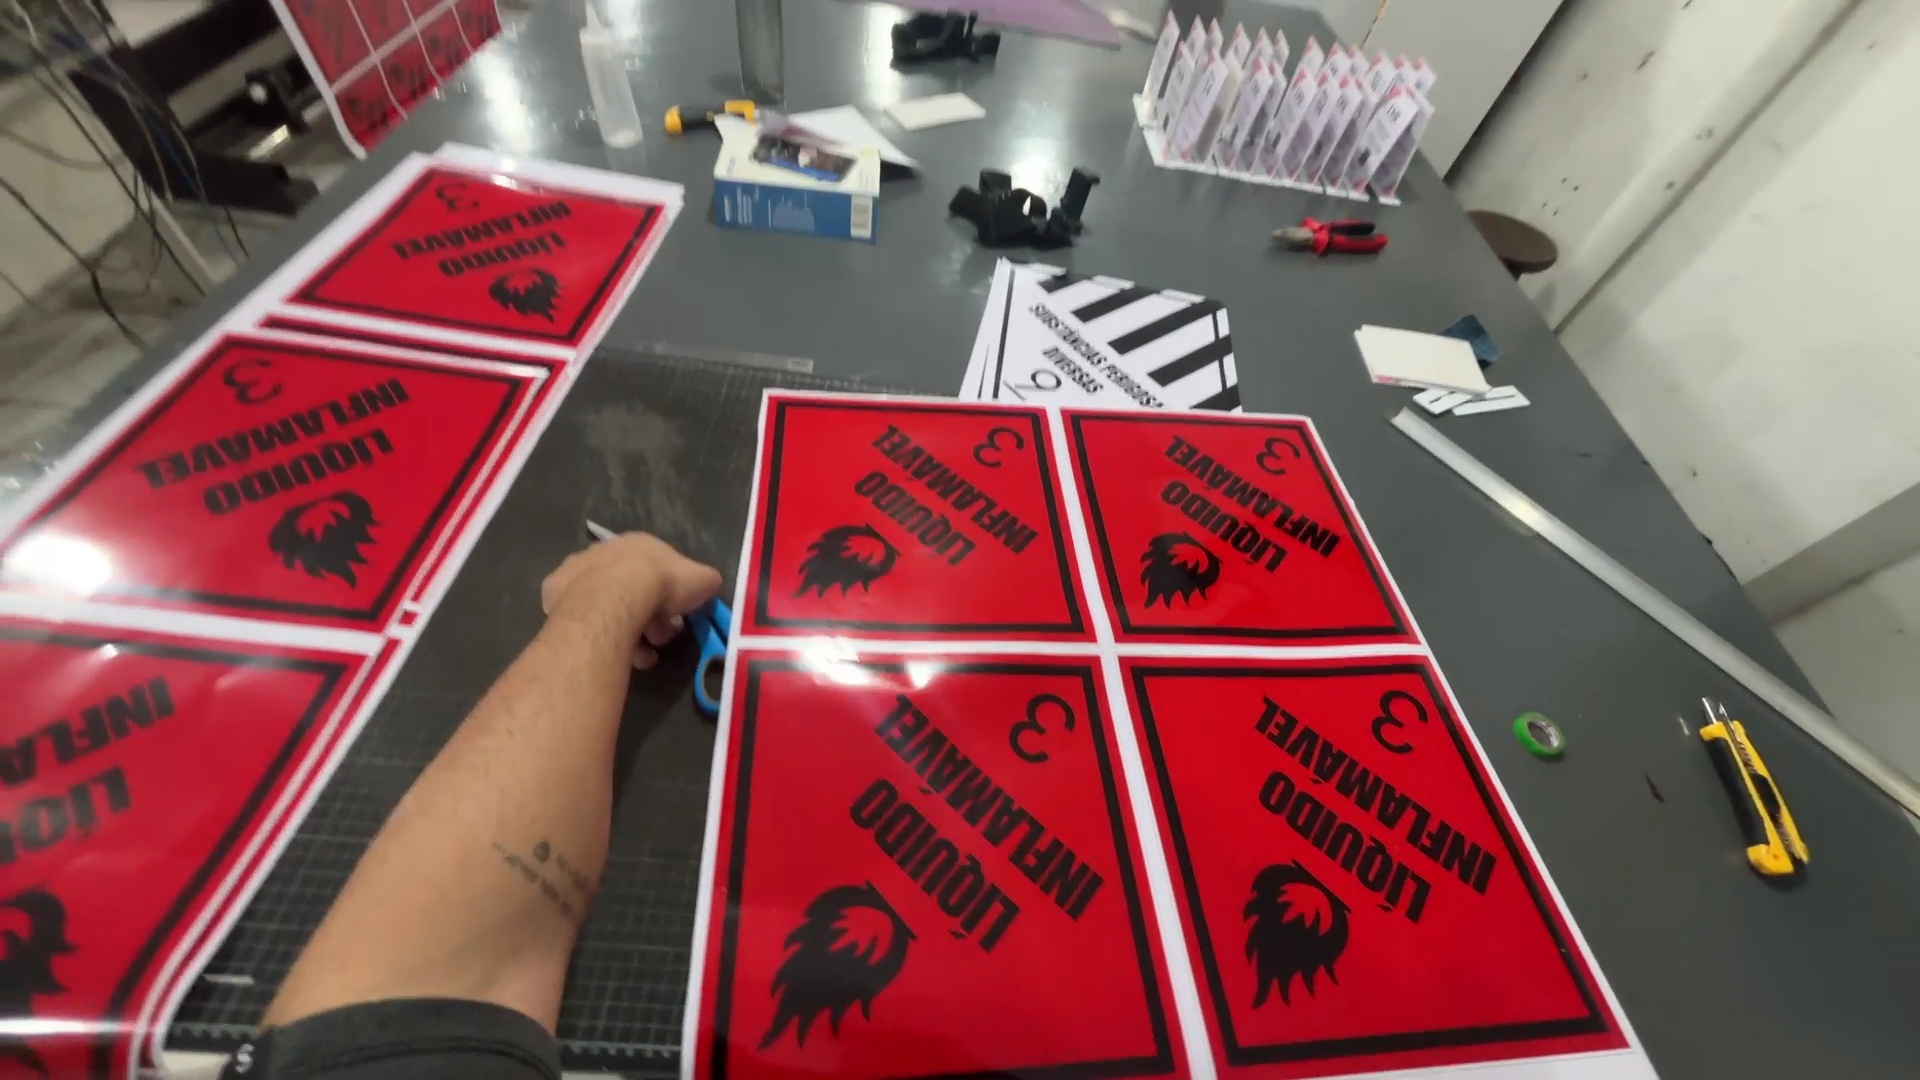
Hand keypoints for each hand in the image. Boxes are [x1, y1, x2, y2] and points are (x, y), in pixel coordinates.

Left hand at [541, 532, 721, 668]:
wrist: (614, 598)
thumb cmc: (662, 585)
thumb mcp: (703, 580)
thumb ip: (705, 582)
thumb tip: (706, 586)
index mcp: (641, 542)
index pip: (659, 569)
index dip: (671, 596)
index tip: (676, 620)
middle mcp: (606, 549)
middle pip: (630, 588)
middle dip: (648, 617)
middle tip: (657, 641)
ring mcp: (576, 568)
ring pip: (604, 602)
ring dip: (624, 628)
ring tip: (636, 656)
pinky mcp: (553, 590)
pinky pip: (578, 612)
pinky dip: (592, 627)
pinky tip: (604, 643)